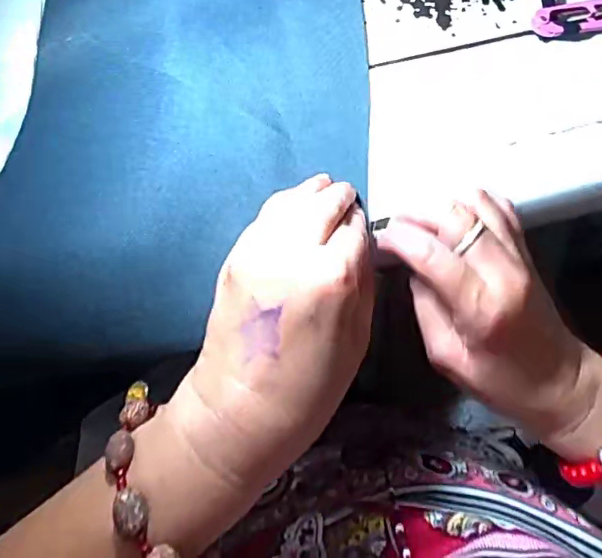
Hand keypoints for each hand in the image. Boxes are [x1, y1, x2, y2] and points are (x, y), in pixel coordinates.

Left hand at [169, 174, 374, 490]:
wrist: (238, 410)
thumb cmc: (309, 388)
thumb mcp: (358, 338)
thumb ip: (365, 281)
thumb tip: (363, 243)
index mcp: (332, 277)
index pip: (355, 228)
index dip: (362, 227)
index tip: (363, 231)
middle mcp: (295, 252)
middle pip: (324, 202)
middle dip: (341, 199)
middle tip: (348, 201)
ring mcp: (260, 249)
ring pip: (293, 199)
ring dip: (313, 193)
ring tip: (325, 192)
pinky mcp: (236, 253)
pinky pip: (267, 214)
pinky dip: (286, 205)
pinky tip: (296, 209)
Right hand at [374, 189, 601, 455]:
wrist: (560, 382)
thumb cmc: (501, 380)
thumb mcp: (447, 357)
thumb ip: (424, 307)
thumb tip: (411, 267)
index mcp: (481, 307)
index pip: (432, 254)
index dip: (400, 238)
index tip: (381, 238)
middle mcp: (502, 271)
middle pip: (454, 217)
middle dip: (417, 214)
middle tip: (397, 225)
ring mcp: (518, 254)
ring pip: (476, 203)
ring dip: (442, 205)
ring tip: (423, 221)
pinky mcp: (525, 246)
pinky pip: (498, 205)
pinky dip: (472, 201)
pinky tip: (456, 214)